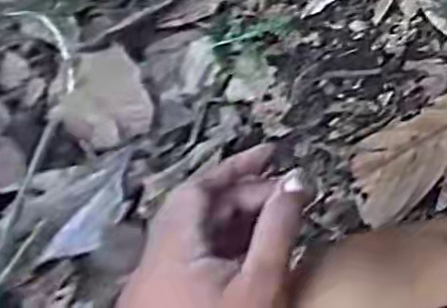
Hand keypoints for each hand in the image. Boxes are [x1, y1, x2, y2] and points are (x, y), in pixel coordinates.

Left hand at [118, 144, 309, 307]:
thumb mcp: (261, 281)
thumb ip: (279, 223)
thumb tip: (297, 178)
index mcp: (168, 258)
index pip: (194, 191)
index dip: (234, 166)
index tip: (273, 152)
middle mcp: (149, 272)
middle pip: (196, 213)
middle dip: (246, 195)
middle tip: (290, 194)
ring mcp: (151, 296)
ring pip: (195, 239)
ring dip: (240, 221)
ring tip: (281, 221)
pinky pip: (193, 263)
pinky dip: (228, 247)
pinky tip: (258, 254)